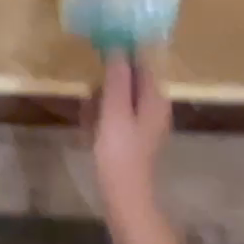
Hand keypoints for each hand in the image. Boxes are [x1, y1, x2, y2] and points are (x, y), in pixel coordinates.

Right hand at [92, 55, 170, 200]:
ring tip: (88, 114)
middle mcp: (154, 108)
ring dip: (101, 101)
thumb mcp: (115, 110)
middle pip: (129, 81)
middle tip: (91, 93)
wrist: (124, 196)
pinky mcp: (131, 138)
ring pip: (119, 99)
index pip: (142, 63)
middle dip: (107, 83)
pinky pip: (115, 117)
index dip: (122, 53)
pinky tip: (89, 128)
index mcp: (155, 98)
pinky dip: (101, 118)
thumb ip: (117, 78)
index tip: (100, 49)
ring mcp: (143, 124)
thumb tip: (117, 47)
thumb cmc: (119, 151)